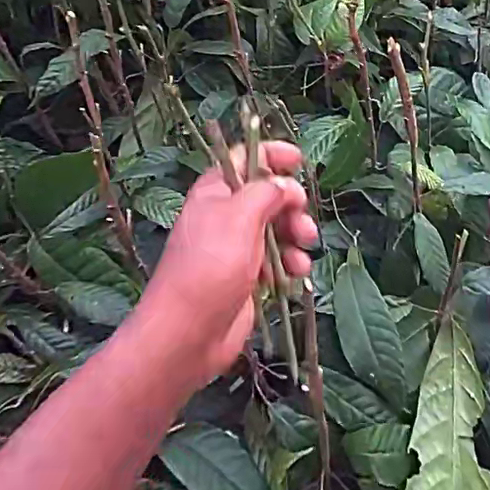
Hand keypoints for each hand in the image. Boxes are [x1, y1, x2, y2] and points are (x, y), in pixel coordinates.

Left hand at [133, 140, 317, 391]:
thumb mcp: (239, 217)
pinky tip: (297, 273)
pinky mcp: (248, 274)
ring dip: (296, 234)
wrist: (186, 335)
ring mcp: (237, 245)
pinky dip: (291, 261)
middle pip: (269, 193)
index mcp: (217, 191)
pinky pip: (278, 257)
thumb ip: (267, 191)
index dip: (273, 154)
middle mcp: (227, 214)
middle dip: (292, 204)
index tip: (300, 161)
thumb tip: (287, 185)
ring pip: (278, 226)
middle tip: (302, 220)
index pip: (246, 157)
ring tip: (303, 249)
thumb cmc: (210, 266)